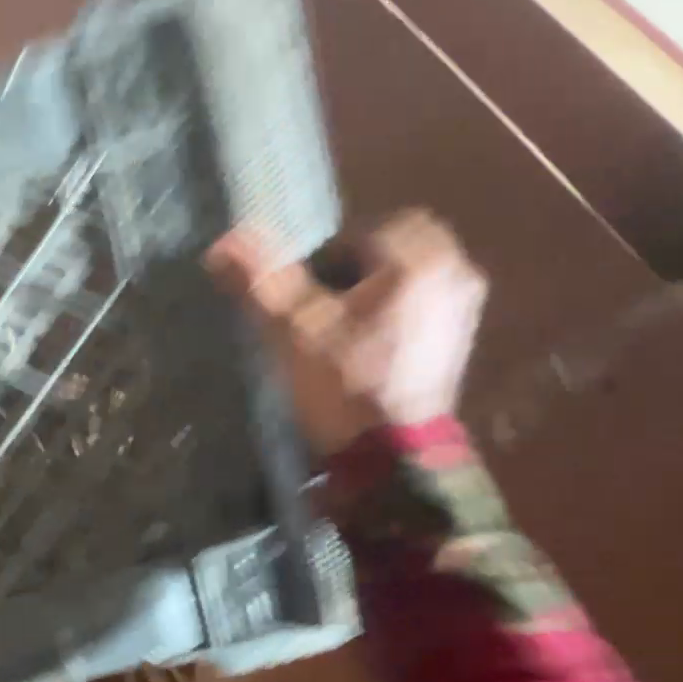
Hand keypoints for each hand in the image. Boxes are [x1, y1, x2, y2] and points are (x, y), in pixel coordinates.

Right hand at [206, 209, 488, 454]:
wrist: (387, 453)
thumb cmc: (342, 383)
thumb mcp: (290, 329)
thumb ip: (260, 281)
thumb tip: (222, 242)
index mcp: (419, 262)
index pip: (369, 229)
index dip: (327, 254)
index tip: (300, 291)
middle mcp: (453, 276)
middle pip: (390, 254)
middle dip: (347, 273)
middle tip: (310, 310)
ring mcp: (460, 313)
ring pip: (403, 283)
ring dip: (365, 297)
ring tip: (327, 334)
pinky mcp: (453, 345)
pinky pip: (415, 312)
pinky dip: (384, 321)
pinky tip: (353, 355)